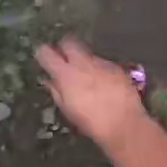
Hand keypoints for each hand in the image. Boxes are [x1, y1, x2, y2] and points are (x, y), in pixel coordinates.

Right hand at [35, 36, 151, 149]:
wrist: (124, 124)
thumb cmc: (91, 122)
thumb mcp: (67, 110)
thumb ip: (56, 91)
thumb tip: (50, 80)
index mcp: (66, 75)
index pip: (46, 53)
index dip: (42, 53)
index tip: (42, 57)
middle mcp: (82, 63)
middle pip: (68, 42)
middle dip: (64, 47)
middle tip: (63, 59)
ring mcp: (101, 63)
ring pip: (86, 53)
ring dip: (82, 60)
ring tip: (85, 76)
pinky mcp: (116, 67)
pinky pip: (102, 62)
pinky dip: (98, 69)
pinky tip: (102, 82)